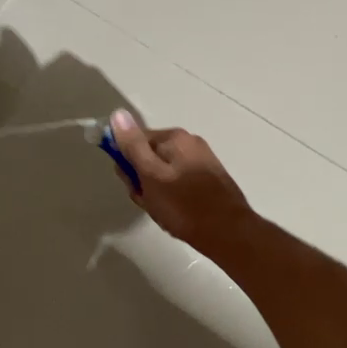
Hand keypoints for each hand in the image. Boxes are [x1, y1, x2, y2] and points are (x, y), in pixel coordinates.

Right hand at [109, 110, 254, 251]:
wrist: (229, 234)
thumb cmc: (183, 205)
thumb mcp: (150, 175)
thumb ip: (132, 145)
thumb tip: (117, 113)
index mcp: (175, 138)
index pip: (135, 140)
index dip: (127, 163)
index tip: (131, 184)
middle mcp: (190, 143)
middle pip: (150, 156)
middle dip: (142, 179)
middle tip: (147, 200)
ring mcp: (202, 161)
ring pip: (163, 173)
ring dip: (155, 190)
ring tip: (161, 210)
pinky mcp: (210, 180)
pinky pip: (179, 182)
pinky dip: (172, 196)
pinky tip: (176, 213)